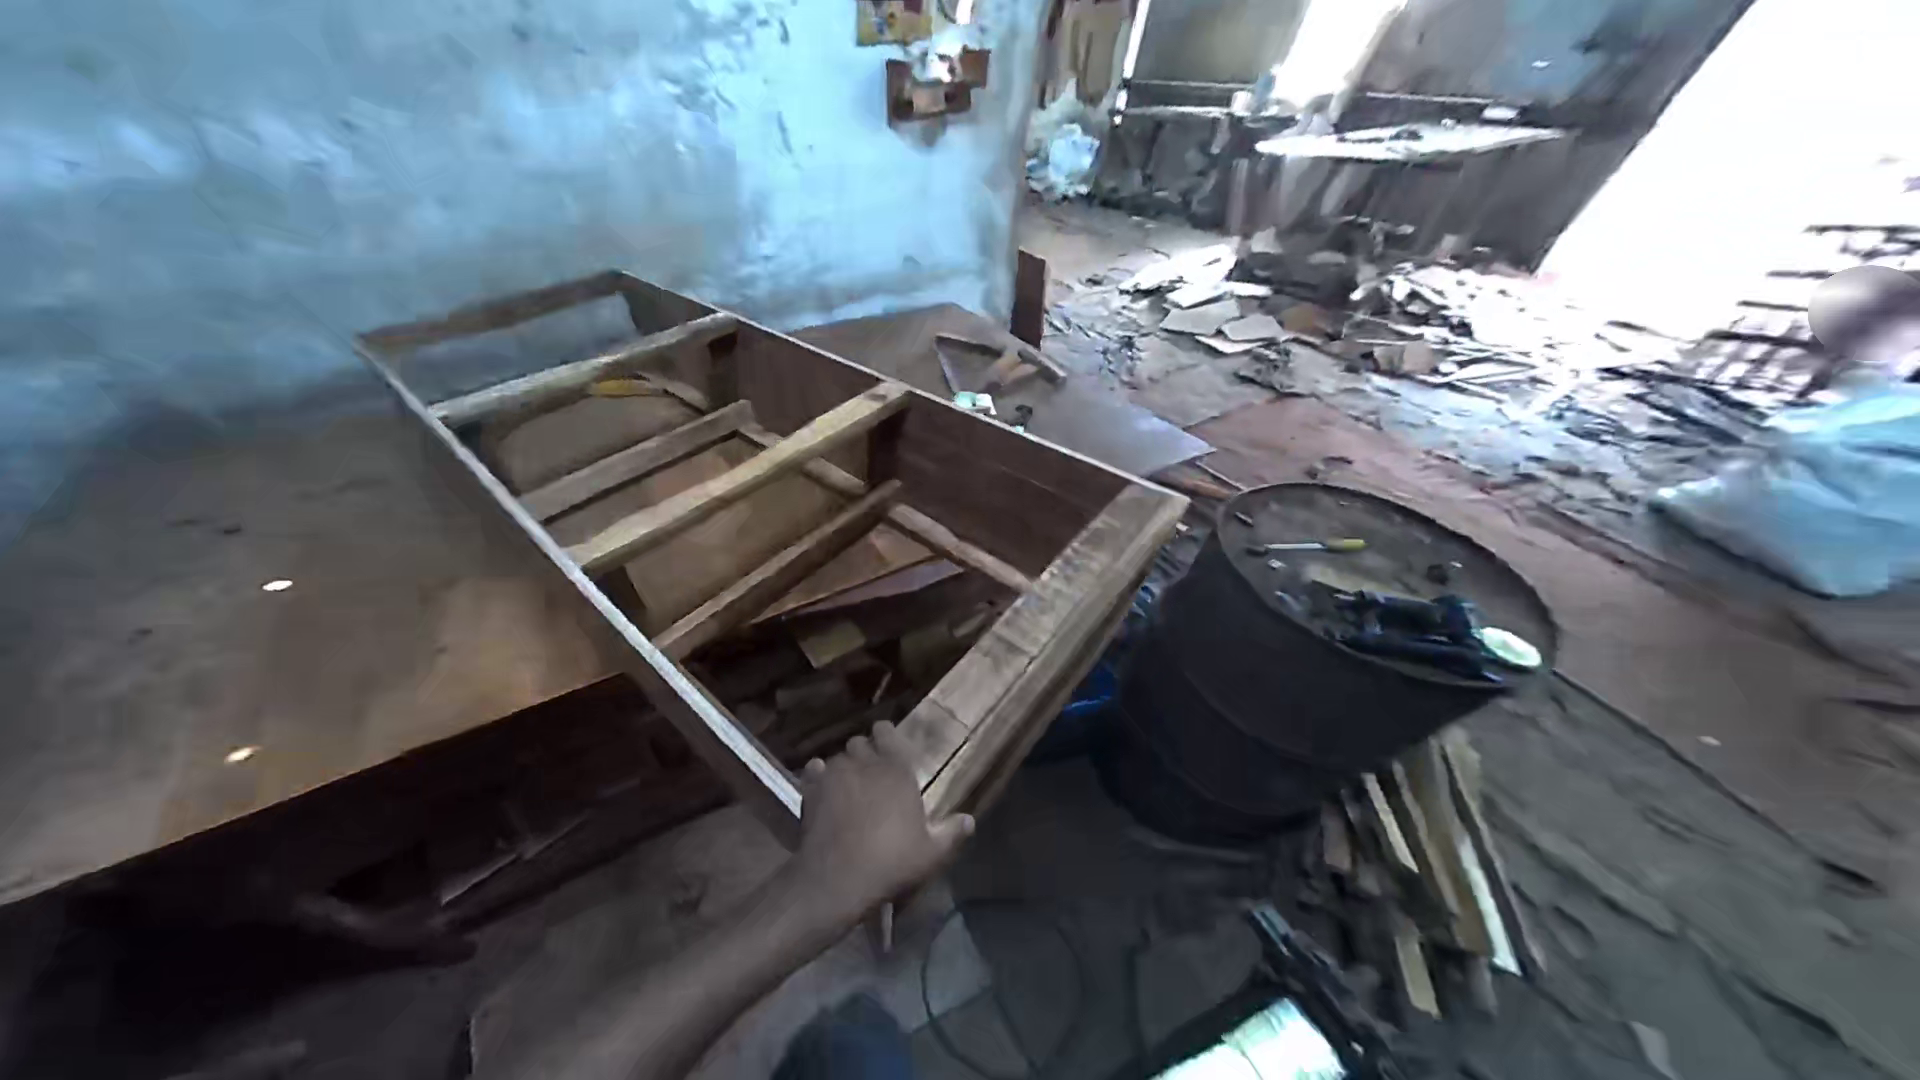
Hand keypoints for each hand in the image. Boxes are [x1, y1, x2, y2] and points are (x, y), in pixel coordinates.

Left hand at [789, 721, 973, 926]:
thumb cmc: (890, 862)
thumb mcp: (930, 854)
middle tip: (871, 774)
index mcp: (896, 769)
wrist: (837, 880)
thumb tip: (969, 820)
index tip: (889, 748)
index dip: (886, 736)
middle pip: (860, 743)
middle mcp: (864, 762)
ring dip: (843, 767)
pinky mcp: (810, 790)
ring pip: (838, 757)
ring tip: (848, 787)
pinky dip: (818, 777)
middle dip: (864, 753)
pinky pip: (814, 772)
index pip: (887, 731)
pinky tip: (822, 791)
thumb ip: (951, 833)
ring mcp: (834, 774)